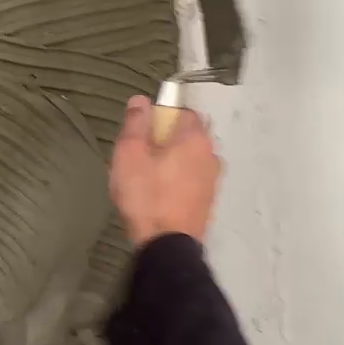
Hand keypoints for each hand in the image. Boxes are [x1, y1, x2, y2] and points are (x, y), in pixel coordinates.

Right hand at [109, 95, 220, 246]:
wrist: (166, 244)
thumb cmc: (145, 195)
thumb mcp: (129, 154)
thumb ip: (135, 123)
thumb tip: (141, 100)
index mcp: (194, 139)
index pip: (183, 111)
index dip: (161, 116)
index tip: (141, 132)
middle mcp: (211, 155)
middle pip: (189, 135)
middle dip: (167, 138)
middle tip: (140, 155)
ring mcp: (213, 180)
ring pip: (191, 158)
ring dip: (173, 160)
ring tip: (148, 176)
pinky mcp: (209, 201)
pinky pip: (193, 178)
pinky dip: (179, 179)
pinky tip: (160, 193)